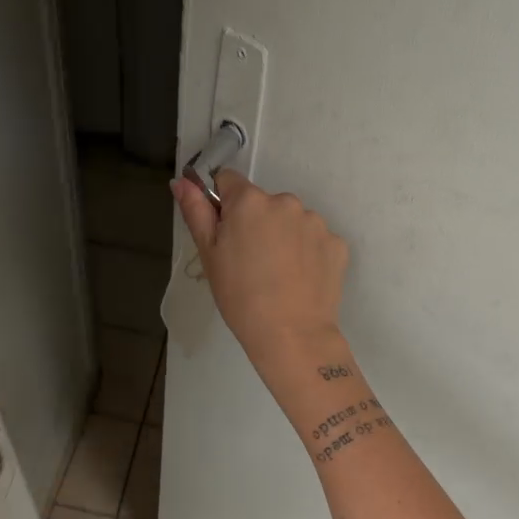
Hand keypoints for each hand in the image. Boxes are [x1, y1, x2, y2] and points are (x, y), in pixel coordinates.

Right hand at [174, 170, 348, 368]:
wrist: (291, 336)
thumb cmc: (241, 299)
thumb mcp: (210, 257)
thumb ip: (196, 213)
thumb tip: (182, 182)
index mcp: (250, 202)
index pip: (229, 182)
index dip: (223, 206)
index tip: (225, 235)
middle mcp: (286, 202)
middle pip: (264, 204)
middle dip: (256, 225)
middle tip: (251, 265)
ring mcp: (315, 223)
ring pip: (291, 222)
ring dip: (283, 239)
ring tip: (278, 276)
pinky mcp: (336, 244)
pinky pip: (315, 242)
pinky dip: (307, 255)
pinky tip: (299, 282)